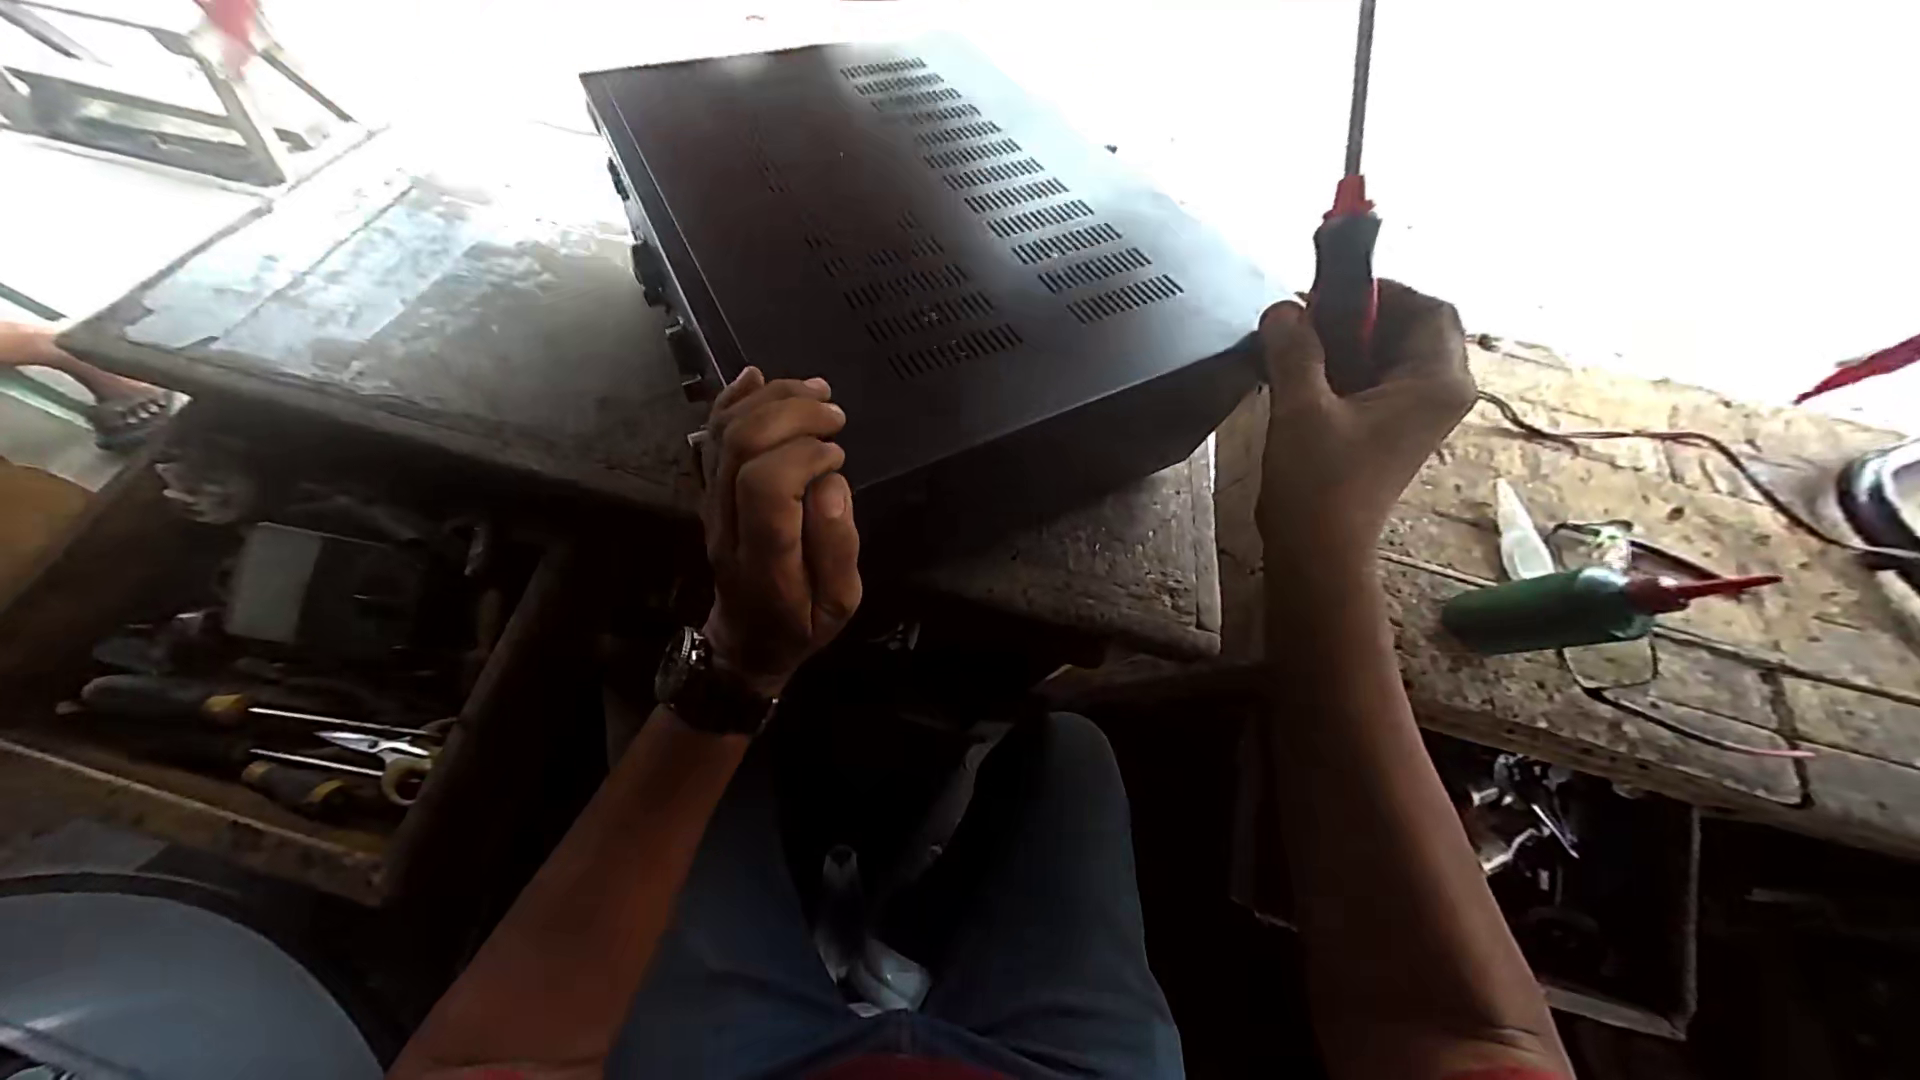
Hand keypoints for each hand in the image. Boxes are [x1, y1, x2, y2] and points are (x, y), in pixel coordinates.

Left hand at [697, 367, 861, 697]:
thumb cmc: (800, 625)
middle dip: (790, 414)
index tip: (838, 454)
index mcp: (764, 557)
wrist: (745, 641)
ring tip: (814, 390)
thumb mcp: (839, 604)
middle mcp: (728, 523)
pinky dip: (732, 401)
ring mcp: (712, 505)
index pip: (767, 485)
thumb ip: (837, 547)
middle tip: (833, 411)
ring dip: (769, 400)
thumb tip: (833, 484)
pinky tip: (757, 377)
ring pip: (724, 433)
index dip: (804, 456)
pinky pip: (711, 438)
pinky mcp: (711, 493)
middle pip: (741, 446)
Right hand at [1255, 280, 1474, 570]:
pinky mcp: (1384, 433)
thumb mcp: (1301, 408)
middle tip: (1303, 321)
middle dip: (1356, 318)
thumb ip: (1294, 350)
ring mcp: (1411, 416)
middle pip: (1408, 329)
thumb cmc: (1318, 481)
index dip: (1378, 290)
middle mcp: (1436, 393)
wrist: (1316, 550)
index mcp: (1435, 382)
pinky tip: (1298, 378)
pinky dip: (1337, 372)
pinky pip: (1369, 383)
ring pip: (1384, 357)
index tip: (1323, 292)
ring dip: (1341, 345)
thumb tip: (1282, 308)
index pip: (1426, 307)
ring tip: (1293, 348)